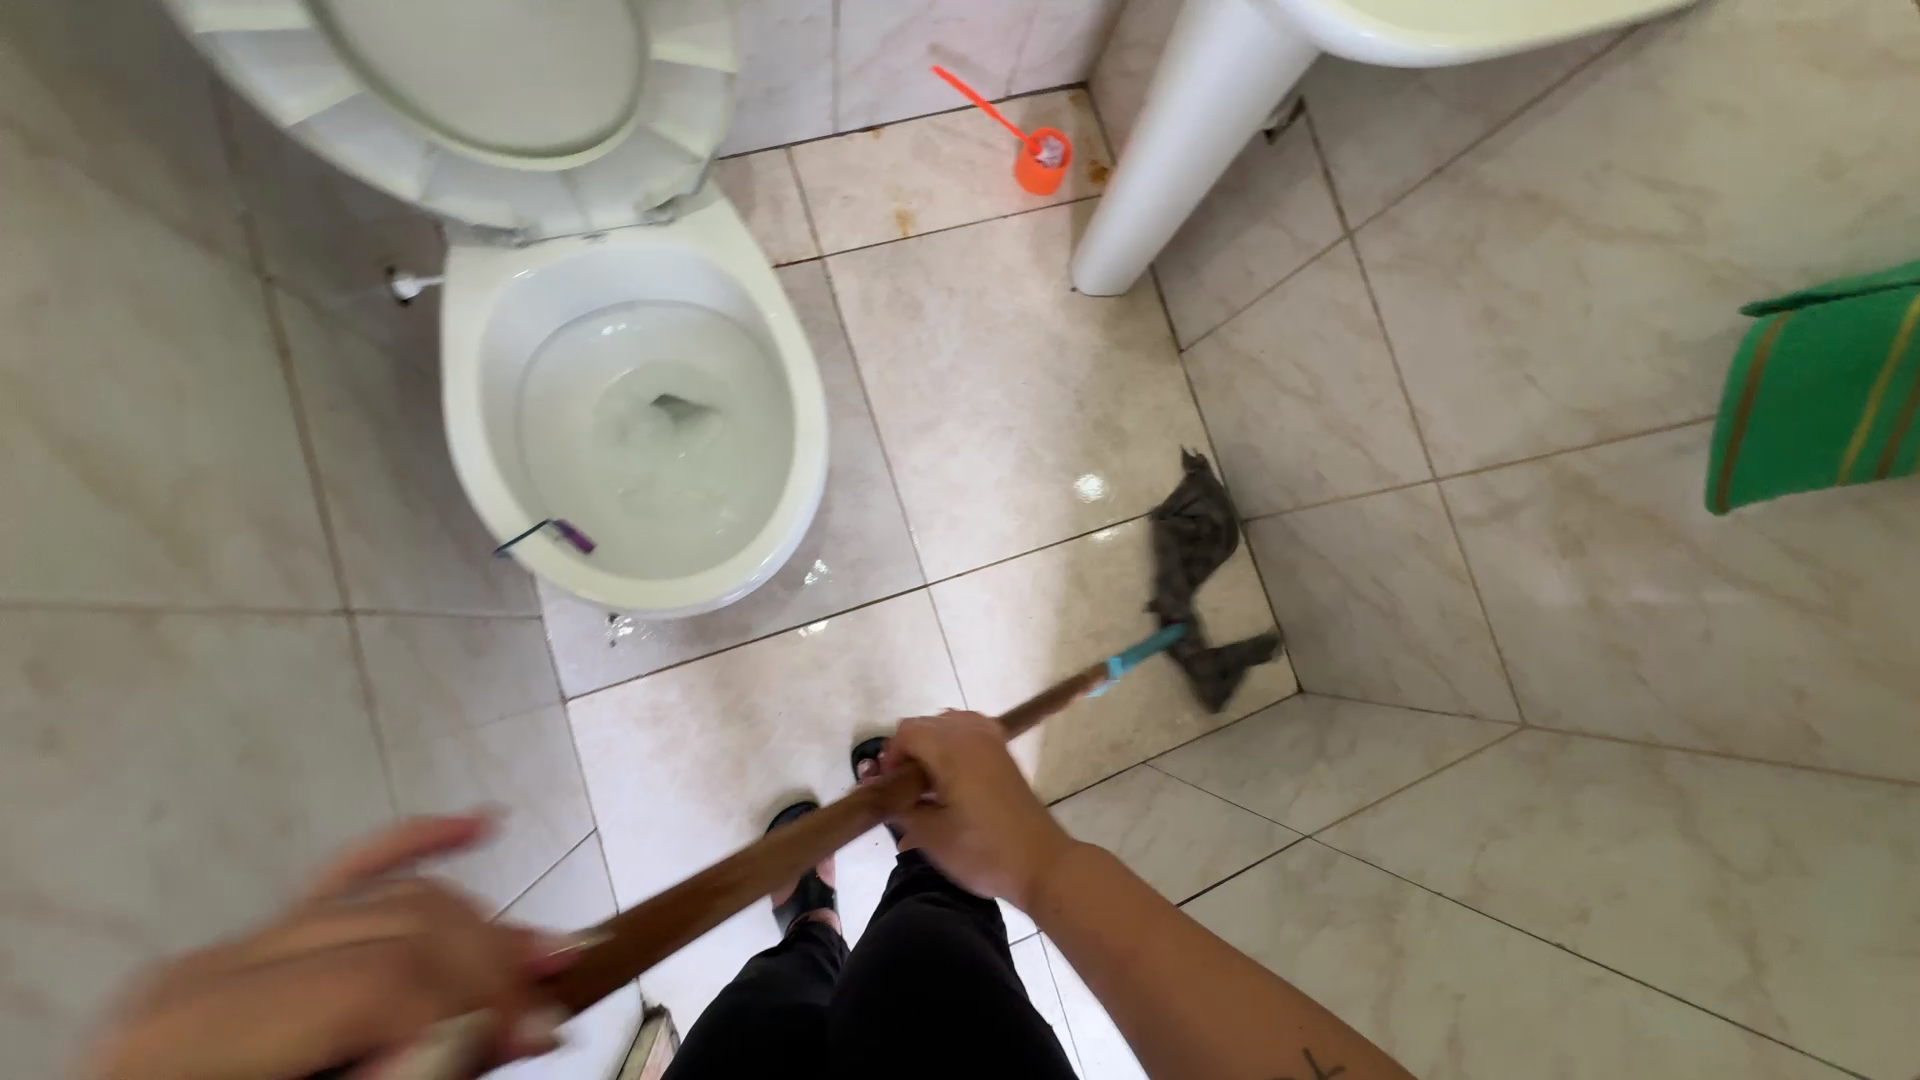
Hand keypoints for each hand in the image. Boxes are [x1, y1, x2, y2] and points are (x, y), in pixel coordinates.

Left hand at [77, 815, 575, 1079]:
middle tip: (549, 1011)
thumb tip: (507, 1030)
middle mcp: (216, 968)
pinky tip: (482, 825)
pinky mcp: (266, 933)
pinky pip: (355, 869)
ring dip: (484, 923)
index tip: (538, 1037)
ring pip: (400, 898)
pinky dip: (422, 842)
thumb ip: (400, 1079)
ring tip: (546, 957)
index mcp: (196, 1033)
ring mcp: (243, 940)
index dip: (469, 1004)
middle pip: (402, 928)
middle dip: (493, 963)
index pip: (378, 980)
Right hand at [886, 710, 1075, 909]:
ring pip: (947, 723)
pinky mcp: (1003, 750)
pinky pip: (969, 728)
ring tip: (928, 784)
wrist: (1040, 862)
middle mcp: (972, 733)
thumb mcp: (931, 836)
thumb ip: (900, 806)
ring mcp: (992, 738)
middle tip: (905, 792)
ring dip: (930, 745)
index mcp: (951, 749)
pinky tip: (952, 772)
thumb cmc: (983, 852)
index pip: (906, 732)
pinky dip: (954, 742)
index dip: (891, 758)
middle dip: (907, 752)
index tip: (890, 789)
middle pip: (925, 724)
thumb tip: (878, 791)